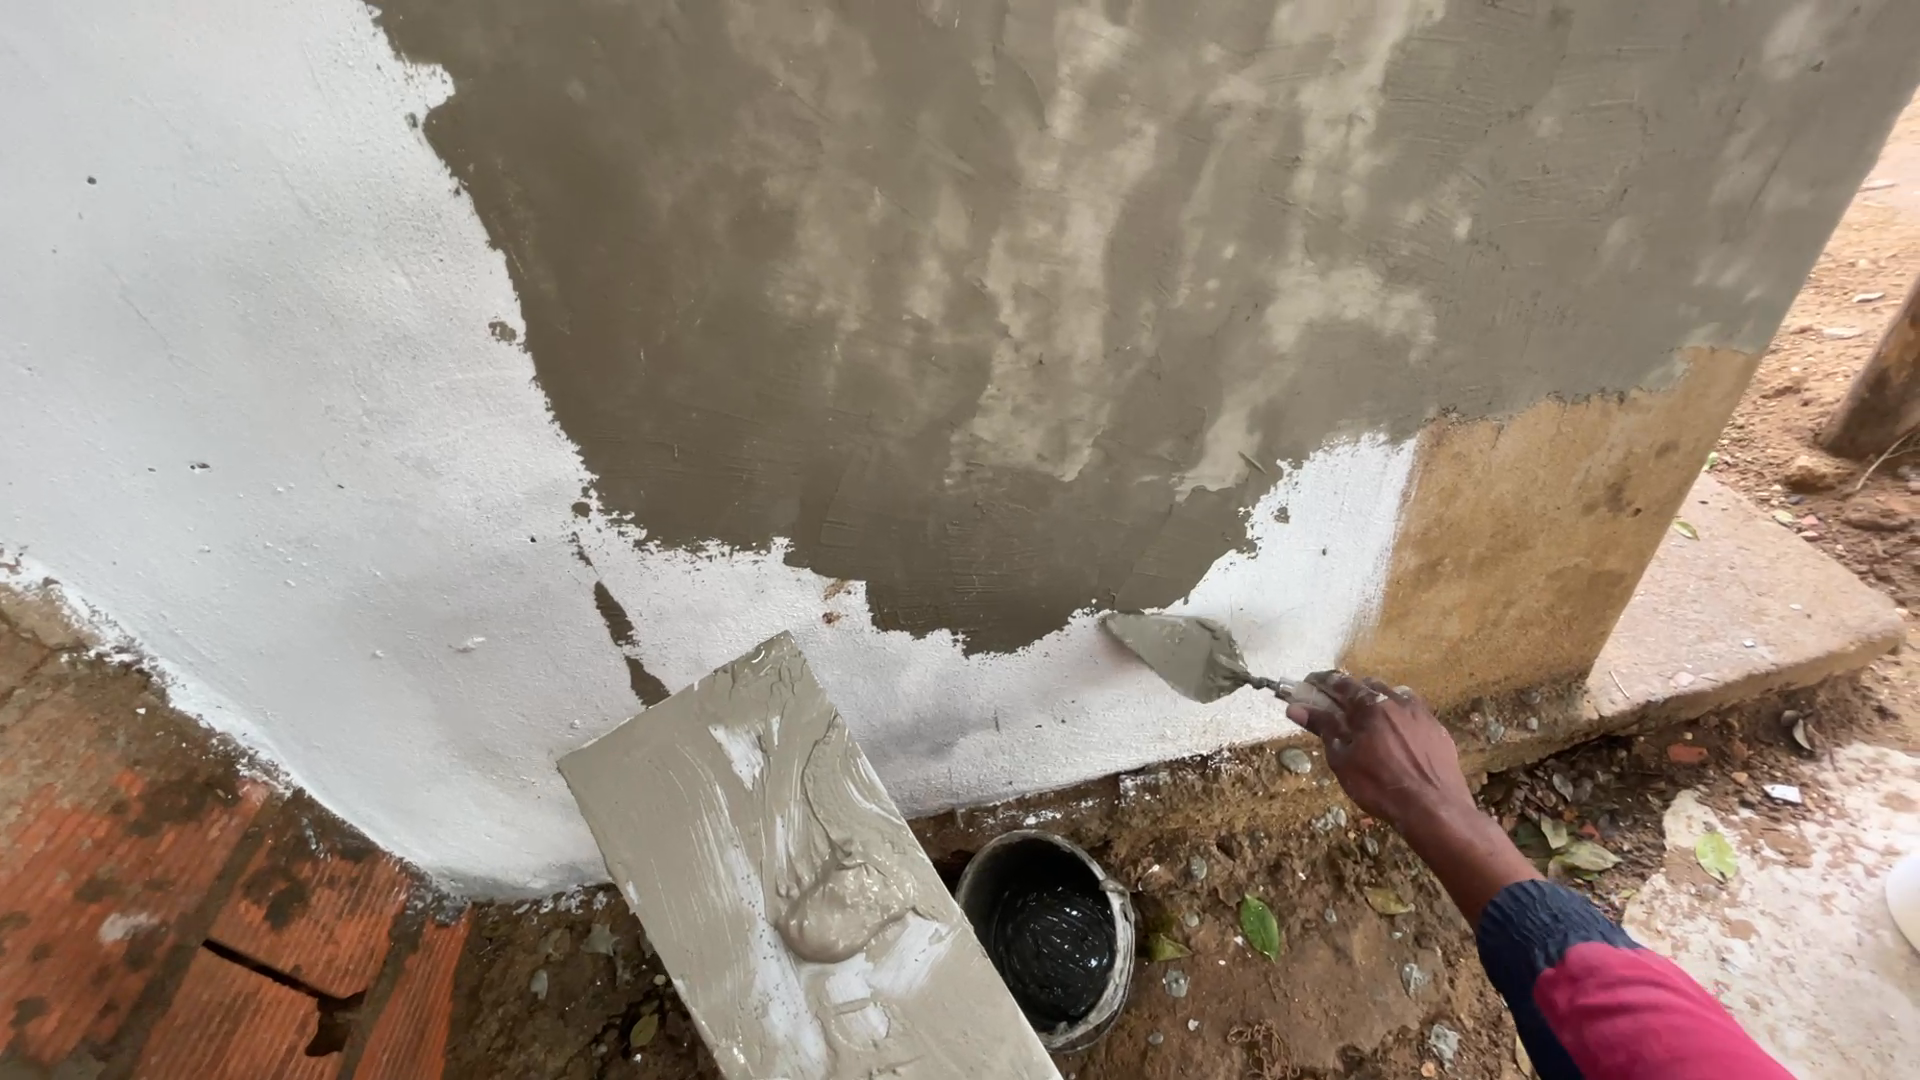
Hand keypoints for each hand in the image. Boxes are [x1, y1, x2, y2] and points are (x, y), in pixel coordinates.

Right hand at [1284, 672, 1474, 831]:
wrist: (1435, 812)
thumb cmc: (1379, 785)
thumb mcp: (1342, 758)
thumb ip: (1323, 727)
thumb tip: (1295, 708)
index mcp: (1371, 705)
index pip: (1341, 682)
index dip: (1322, 681)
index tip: (1309, 684)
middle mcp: (1398, 703)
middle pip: (1370, 686)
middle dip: (1352, 692)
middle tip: (1339, 709)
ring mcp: (1423, 716)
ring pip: (1396, 697)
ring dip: (1379, 703)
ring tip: (1370, 723)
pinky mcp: (1440, 733)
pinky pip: (1415, 716)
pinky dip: (1400, 720)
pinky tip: (1397, 739)